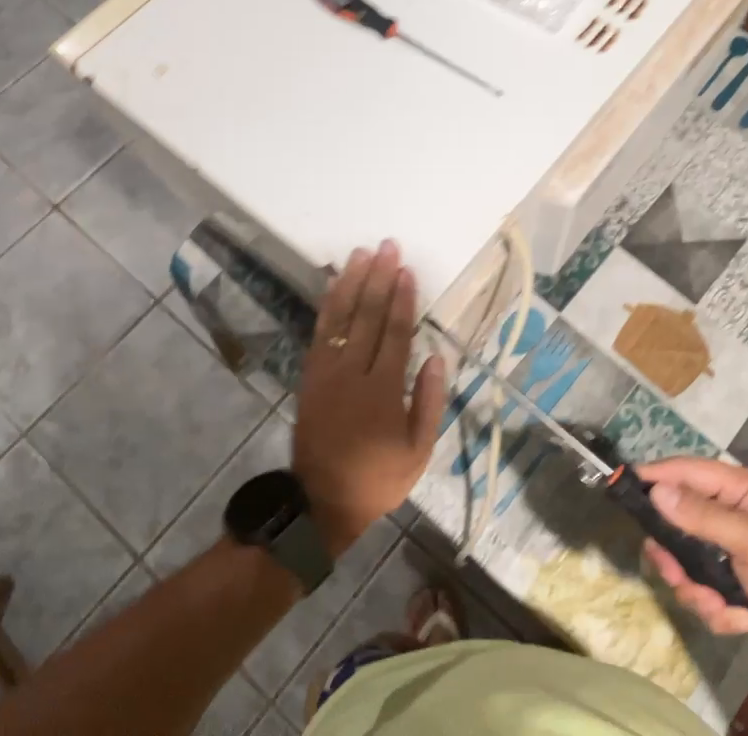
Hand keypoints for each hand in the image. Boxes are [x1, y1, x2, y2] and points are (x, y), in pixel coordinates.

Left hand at [294, 240, 446, 556]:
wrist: (321, 501)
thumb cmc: (377, 478)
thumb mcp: (418, 451)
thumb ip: (429, 402)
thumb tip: (436, 357)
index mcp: (383, 390)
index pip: (395, 334)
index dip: (402, 299)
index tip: (406, 270)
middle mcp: (353, 373)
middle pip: (367, 317)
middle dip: (378, 279)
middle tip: (386, 246)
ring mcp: (327, 372)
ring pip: (339, 318)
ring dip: (350, 284)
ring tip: (359, 254)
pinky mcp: (310, 377)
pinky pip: (319, 333)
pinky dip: (326, 307)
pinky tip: (333, 286)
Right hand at [638, 457, 747, 670]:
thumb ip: (701, 516)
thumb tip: (656, 490)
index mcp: (742, 492)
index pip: (690, 472)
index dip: (659, 475)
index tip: (625, 482)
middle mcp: (732, 518)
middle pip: (679, 522)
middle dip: (675, 552)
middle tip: (667, 565)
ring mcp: (729, 555)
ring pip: (685, 564)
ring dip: (696, 588)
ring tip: (714, 603)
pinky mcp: (730, 590)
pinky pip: (701, 593)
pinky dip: (716, 610)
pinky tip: (741, 618)